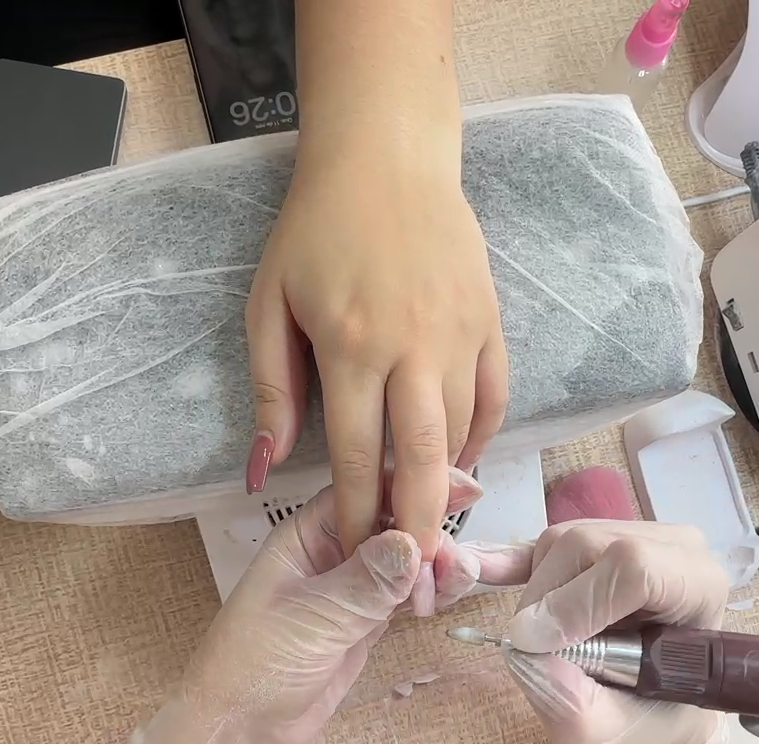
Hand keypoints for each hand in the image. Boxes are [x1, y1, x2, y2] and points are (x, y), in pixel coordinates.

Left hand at [129, 467, 486, 743]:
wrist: (241, 730)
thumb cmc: (257, 664)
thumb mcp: (312, 619)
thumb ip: (365, 582)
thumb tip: (414, 543)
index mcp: (307, 534)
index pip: (365, 490)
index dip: (413, 485)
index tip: (466, 491)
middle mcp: (333, 551)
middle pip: (396, 522)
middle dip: (431, 534)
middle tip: (451, 568)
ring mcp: (353, 586)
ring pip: (408, 560)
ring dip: (437, 566)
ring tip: (454, 586)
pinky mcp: (367, 618)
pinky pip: (408, 593)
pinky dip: (431, 592)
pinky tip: (446, 598)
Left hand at [246, 147, 508, 563]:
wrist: (386, 158)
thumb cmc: (316, 231)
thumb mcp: (270, 306)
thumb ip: (271, 391)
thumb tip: (262, 467)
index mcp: (351, 346)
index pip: (357, 457)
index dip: (359, 516)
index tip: (359, 558)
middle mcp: (413, 347)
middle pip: (422, 458)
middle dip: (416, 522)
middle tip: (414, 569)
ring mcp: (461, 334)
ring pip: (464, 431)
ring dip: (448, 483)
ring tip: (430, 519)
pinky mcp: (491, 321)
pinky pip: (496, 396)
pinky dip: (482, 436)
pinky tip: (462, 460)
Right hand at [475, 521, 734, 743]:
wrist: (661, 705)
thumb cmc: (651, 720)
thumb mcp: (616, 736)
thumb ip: (575, 708)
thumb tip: (526, 650)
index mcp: (697, 586)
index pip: (633, 567)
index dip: (577, 602)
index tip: (538, 644)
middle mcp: (671, 545)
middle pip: (584, 547)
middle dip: (544, 602)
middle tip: (538, 652)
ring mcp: (632, 531)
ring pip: (558, 543)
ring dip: (535, 593)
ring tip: (551, 637)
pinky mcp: (593, 536)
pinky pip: (539, 542)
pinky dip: (504, 559)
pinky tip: (477, 567)